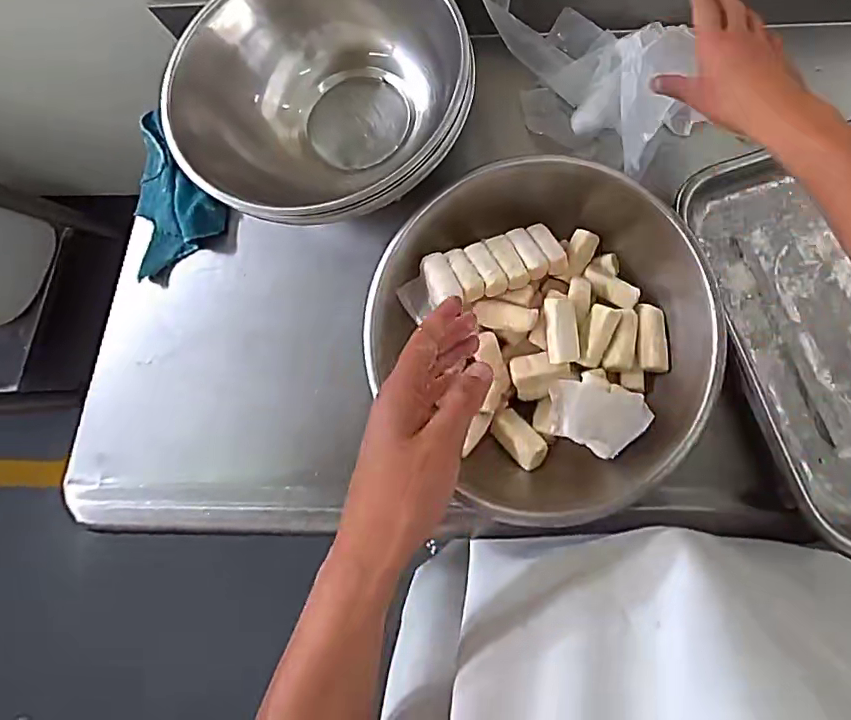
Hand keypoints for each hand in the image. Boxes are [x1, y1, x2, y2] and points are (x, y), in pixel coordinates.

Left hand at [336, 299, 489, 578]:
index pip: (421, 345)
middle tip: (472, 321)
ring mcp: (396, 425)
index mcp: (398, 396)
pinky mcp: (401, 445)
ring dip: (448, 361)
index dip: (440, 321)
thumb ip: (461, 402)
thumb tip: (480, 367)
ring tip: (472, 348)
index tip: (458, 302)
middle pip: (422, 359)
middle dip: (447, 337)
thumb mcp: (441, 444)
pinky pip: (427, 401)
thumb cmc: (402, 496)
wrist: (371, 547)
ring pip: (425, 380)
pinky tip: (460, 391)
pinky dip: (446, 388)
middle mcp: (393, 404)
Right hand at [652, 0, 826, 141]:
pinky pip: (770, 34)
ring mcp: (761, 42)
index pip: (704, 8)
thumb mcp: (697, 98)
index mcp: (713, 41)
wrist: (777, 111)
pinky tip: (763, 36)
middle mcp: (738, 36)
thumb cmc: (738, 103)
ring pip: (752, 15)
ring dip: (743, 9)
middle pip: (731, 5)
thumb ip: (676, 87)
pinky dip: (762, 30)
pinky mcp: (779, 53)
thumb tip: (659, 83)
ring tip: (738, 9)